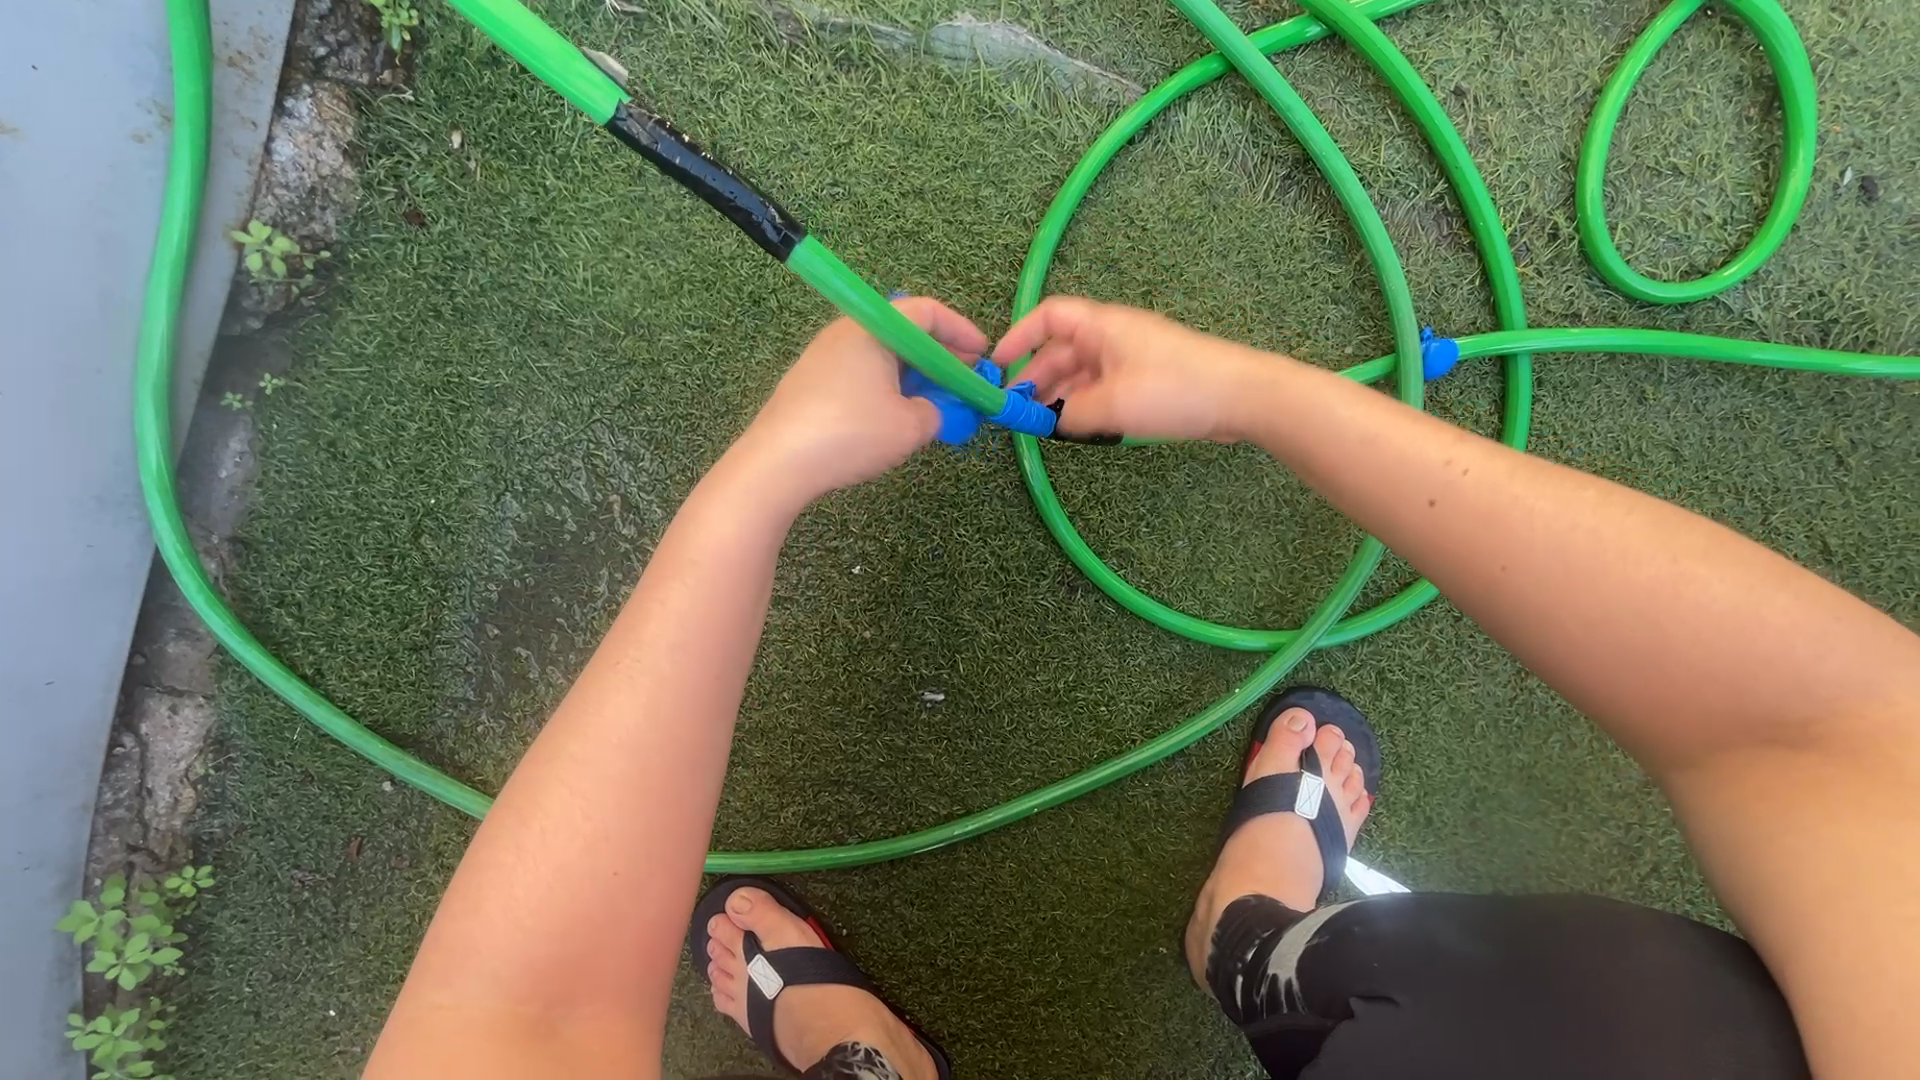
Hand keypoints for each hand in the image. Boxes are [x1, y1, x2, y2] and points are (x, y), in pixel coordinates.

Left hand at [732, 296, 987, 501]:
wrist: (777, 465)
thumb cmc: (850, 434)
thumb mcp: (910, 426)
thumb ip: (938, 411)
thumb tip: (937, 408)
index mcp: (872, 329)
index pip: (927, 313)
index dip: (962, 332)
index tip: (983, 356)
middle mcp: (846, 332)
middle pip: (904, 333)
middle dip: (940, 358)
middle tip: (964, 384)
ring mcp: (825, 358)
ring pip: (883, 357)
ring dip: (914, 378)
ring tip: (936, 406)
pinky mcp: (811, 384)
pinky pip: (862, 375)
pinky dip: (888, 389)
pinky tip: (897, 417)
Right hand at [993, 297, 1272, 442]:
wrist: (1240, 397)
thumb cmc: (1173, 390)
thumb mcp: (1112, 404)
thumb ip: (1070, 414)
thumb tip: (1050, 421)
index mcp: (1101, 326)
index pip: (1048, 317)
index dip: (1019, 336)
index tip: (997, 365)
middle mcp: (1112, 336)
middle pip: (1060, 350)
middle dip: (1034, 378)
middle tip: (1015, 410)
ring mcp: (1129, 358)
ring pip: (1080, 373)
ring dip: (1058, 396)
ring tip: (1040, 425)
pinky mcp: (1145, 380)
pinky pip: (1101, 387)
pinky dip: (1083, 405)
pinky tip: (1075, 428)